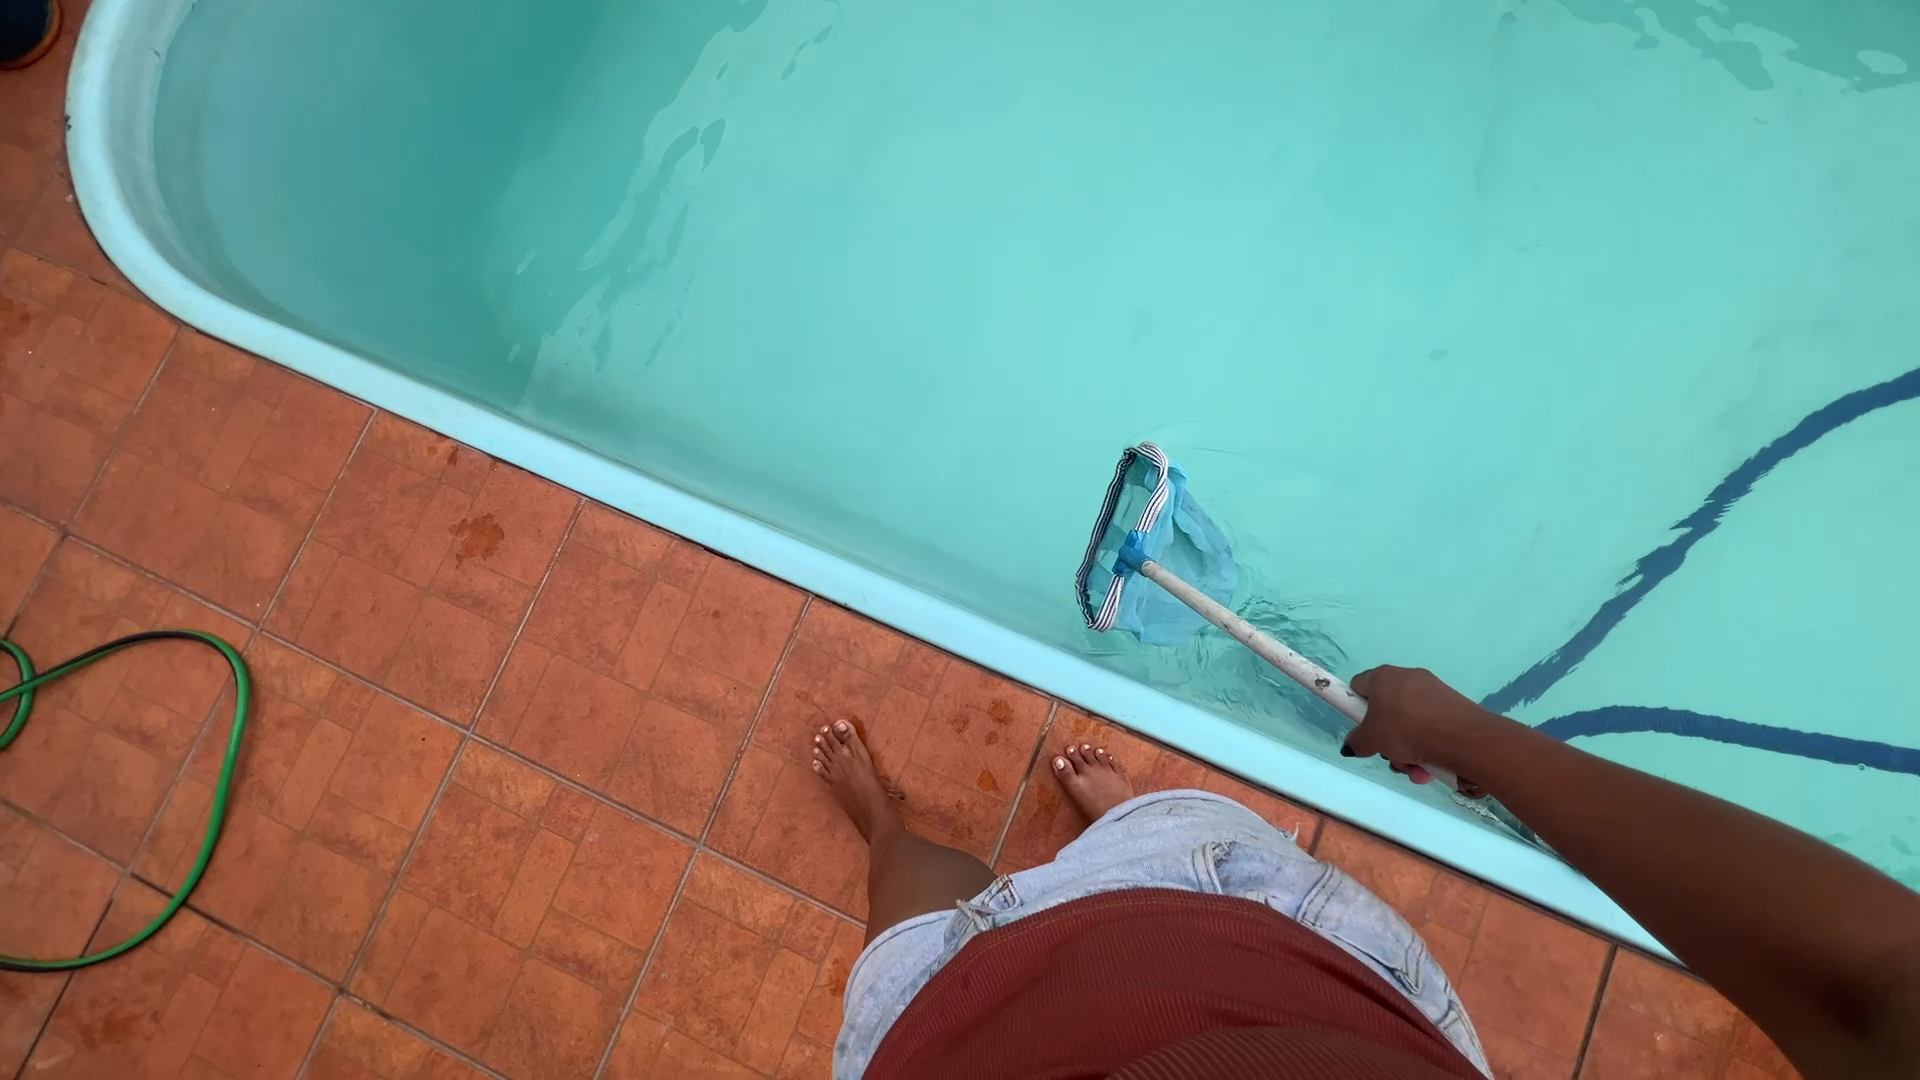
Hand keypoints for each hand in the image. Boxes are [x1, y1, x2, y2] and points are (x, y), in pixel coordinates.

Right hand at [1345, 665, 1506, 783]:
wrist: (1466, 740)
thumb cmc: (1408, 731)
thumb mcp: (1371, 740)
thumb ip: (1356, 742)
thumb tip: (1353, 744)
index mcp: (1382, 676)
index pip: (1358, 686)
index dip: (1355, 707)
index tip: (1362, 728)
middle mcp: (1407, 677)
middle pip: (1386, 708)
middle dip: (1386, 736)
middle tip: (1389, 754)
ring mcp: (1434, 691)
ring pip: (1410, 722)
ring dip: (1407, 748)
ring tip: (1414, 769)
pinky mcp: (1455, 706)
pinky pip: (1432, 726)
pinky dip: (1429, 746)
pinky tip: (1432, 767)